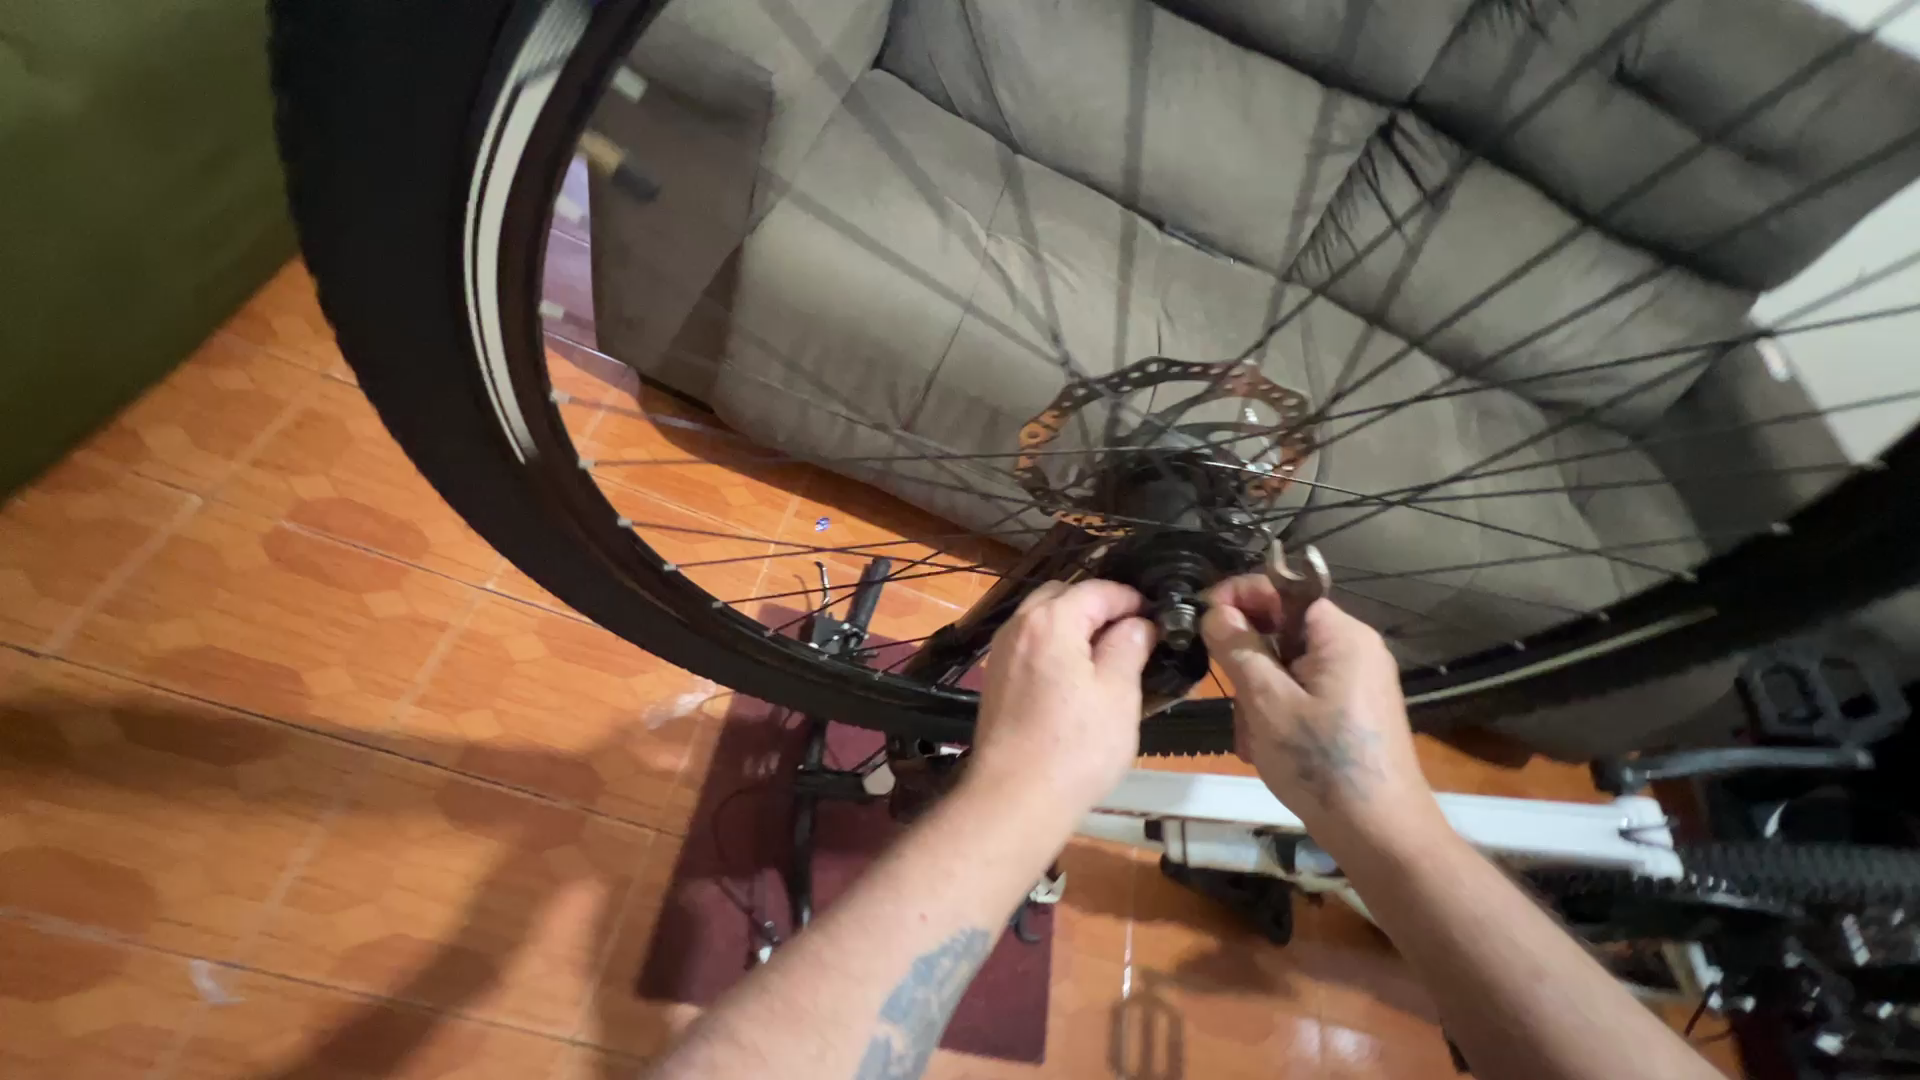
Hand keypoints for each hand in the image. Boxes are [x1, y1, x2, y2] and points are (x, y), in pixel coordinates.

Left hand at [965, 580, 1157, 818]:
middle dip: (1098, 606)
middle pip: (1063, 596)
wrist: (1015, 797)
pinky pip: (1029, 644)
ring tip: (1108, 654)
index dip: (1131, 599)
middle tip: (1132, 632)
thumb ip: (1129, 647)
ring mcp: (1001, 653)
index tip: (1157, 616)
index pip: (1097, 590)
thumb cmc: (1076, 747)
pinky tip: (1076, 675)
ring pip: (1042, 619)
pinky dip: (1054, 646)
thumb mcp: (1118, 693)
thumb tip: (1138, 623)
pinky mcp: (996, 679)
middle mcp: (1019, 626)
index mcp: (1050, 621)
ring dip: (1073, 625)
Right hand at [1200, 574, 1441, 845]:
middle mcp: (1352, 649)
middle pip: (1280, 628)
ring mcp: (1353, 681)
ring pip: (1284, 664)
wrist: (1381, 836)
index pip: (1281, 590)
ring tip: (1251, 736)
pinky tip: (1266, 746)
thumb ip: (1238, 648)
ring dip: (1256, 693)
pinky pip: (1299, 690)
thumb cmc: (1322, 763)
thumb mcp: (1266, 702)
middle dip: (1245, 659)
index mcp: (1341, 636)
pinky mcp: (1349, 709)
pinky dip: (1275, 710)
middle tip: (1227, 695)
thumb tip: (1214, 610)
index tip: (1198, 619)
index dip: (1237, 597)